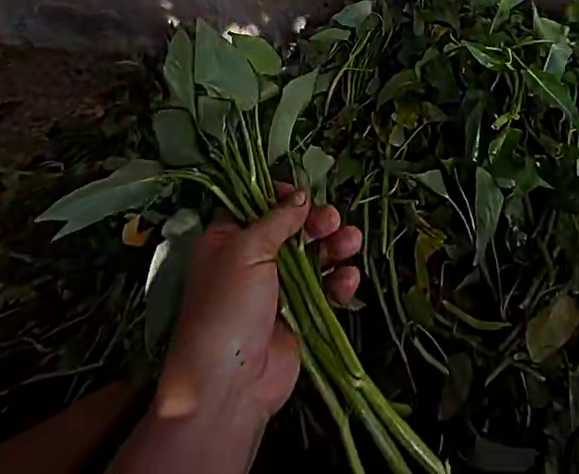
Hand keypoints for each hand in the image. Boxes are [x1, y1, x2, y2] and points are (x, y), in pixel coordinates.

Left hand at [156, 185, 361, 427]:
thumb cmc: (227, 307)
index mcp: (229, 238)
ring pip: (314, 256)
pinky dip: (339, 280)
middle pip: (292, 228)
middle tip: (332, 220)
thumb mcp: (247, 250)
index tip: (303, 193)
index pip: (257, 203)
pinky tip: (348, 278)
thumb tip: (301, 195)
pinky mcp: (299, 315)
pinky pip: (325, 289)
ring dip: (335, 246)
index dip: (281, 196)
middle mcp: (252, 259)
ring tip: (351, 242)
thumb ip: (277, 220)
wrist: (228, 386)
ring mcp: (277, 288)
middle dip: (316, 221)